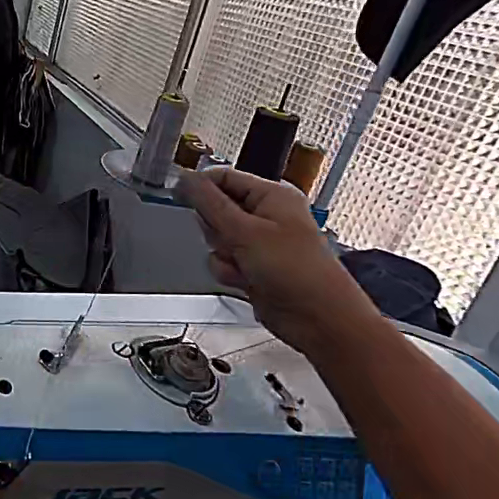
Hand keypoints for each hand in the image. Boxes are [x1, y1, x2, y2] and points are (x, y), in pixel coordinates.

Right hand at [178, 167, 381, 354]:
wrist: (319, 319)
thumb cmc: (299, 271)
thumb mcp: (245, 231)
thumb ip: (210, 204)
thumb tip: (187, 179)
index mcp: (271, 196)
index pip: (225, 178)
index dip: (201, 186)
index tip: (179, 195)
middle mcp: (266, 216)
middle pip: (217, 211)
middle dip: (216, 230)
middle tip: (231, 240)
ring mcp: (260, 244)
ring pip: (218, 240)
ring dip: (223, 255)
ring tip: (244, 264)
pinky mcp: (254, 268)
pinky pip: (225, 263)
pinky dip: (229, 272)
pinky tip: (246, 281)